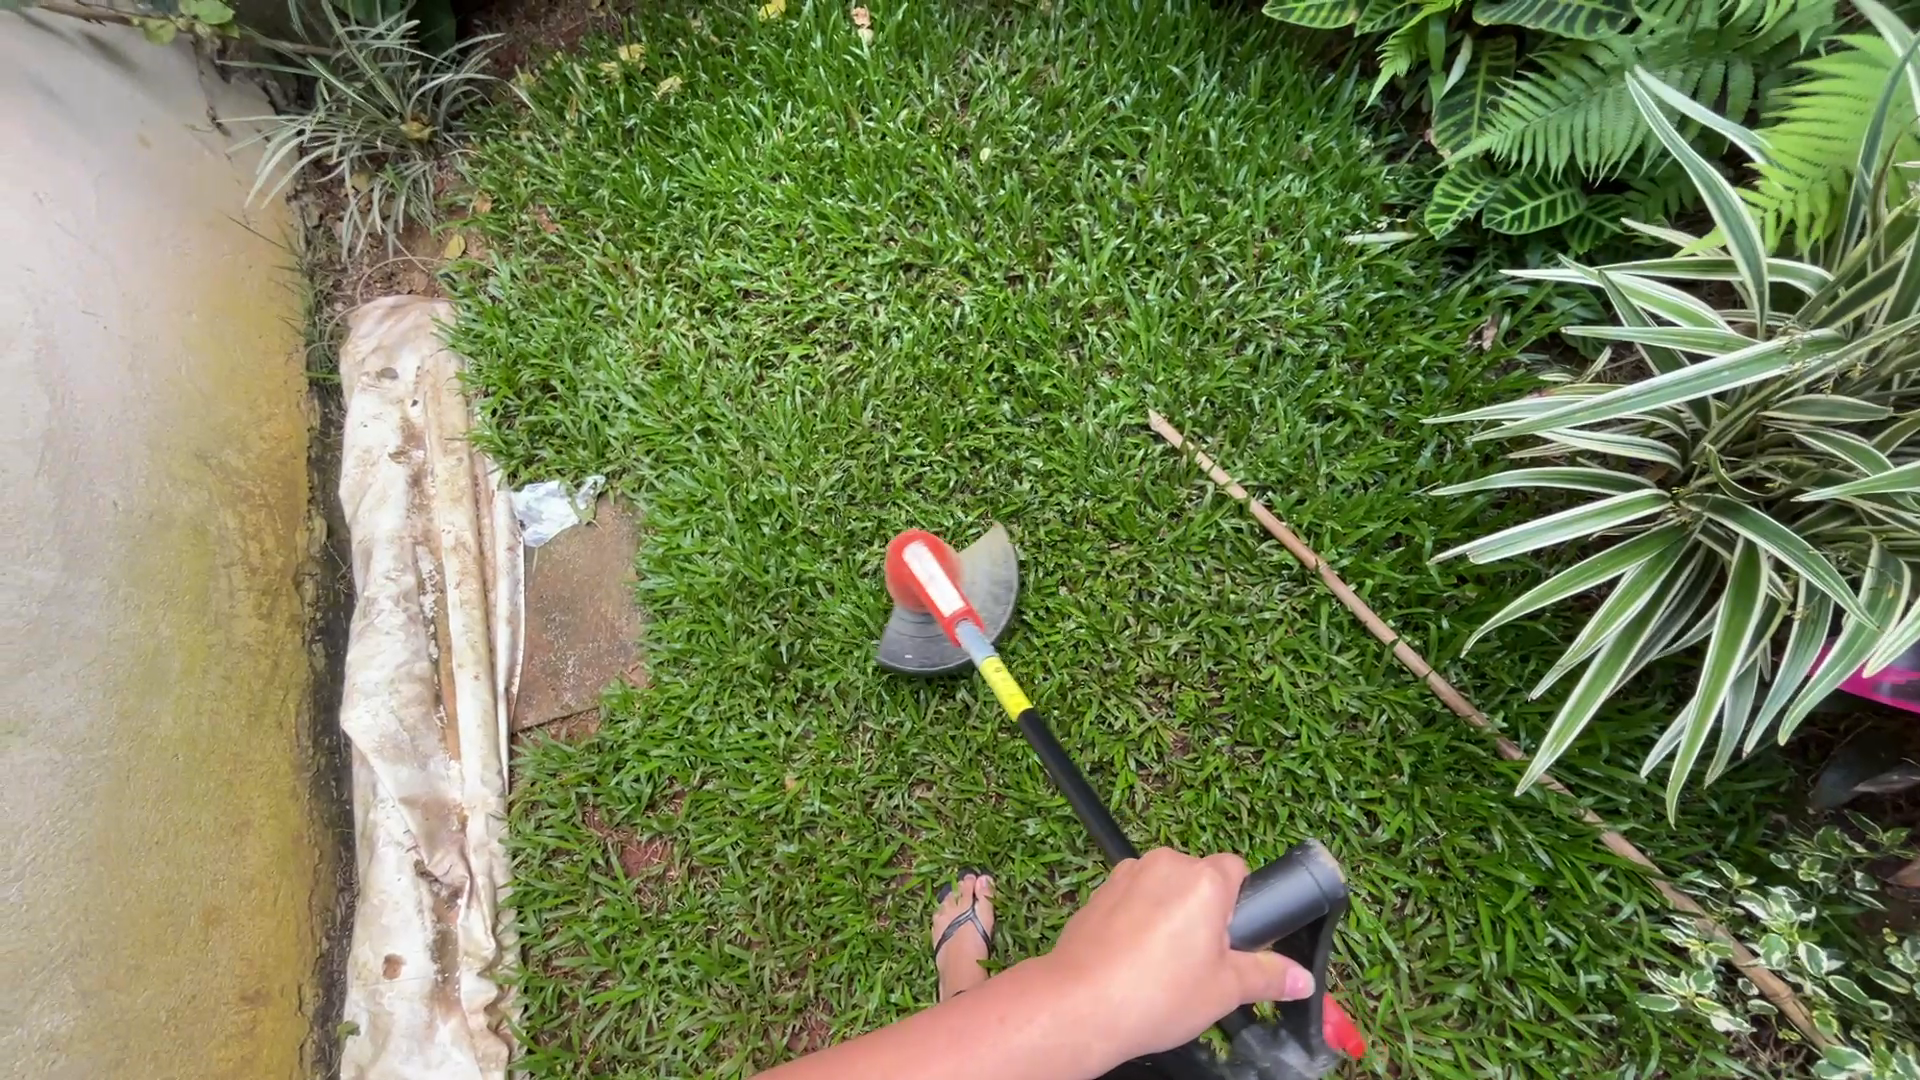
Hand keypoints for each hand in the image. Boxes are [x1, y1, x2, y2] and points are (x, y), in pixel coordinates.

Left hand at [1044, 848, 1314, 1063]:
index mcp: (1203, 879)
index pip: (1236, 868)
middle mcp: (1165, 863)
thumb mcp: (1225, 989)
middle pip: (1198, 877)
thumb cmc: (1159, 992)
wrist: (1084, 1000)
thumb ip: (1267, 976)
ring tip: (1166, 963)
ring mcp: (1128, 872)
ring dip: (1171, 911)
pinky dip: (1140, 916)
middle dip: (1205, 910)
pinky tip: (1136, 956)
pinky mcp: (1102, 887)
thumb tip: (1302, 978)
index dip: (1243, 900)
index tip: (1237, 935)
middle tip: (1204, 958)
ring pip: (1164, 886)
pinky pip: (1134, 895)